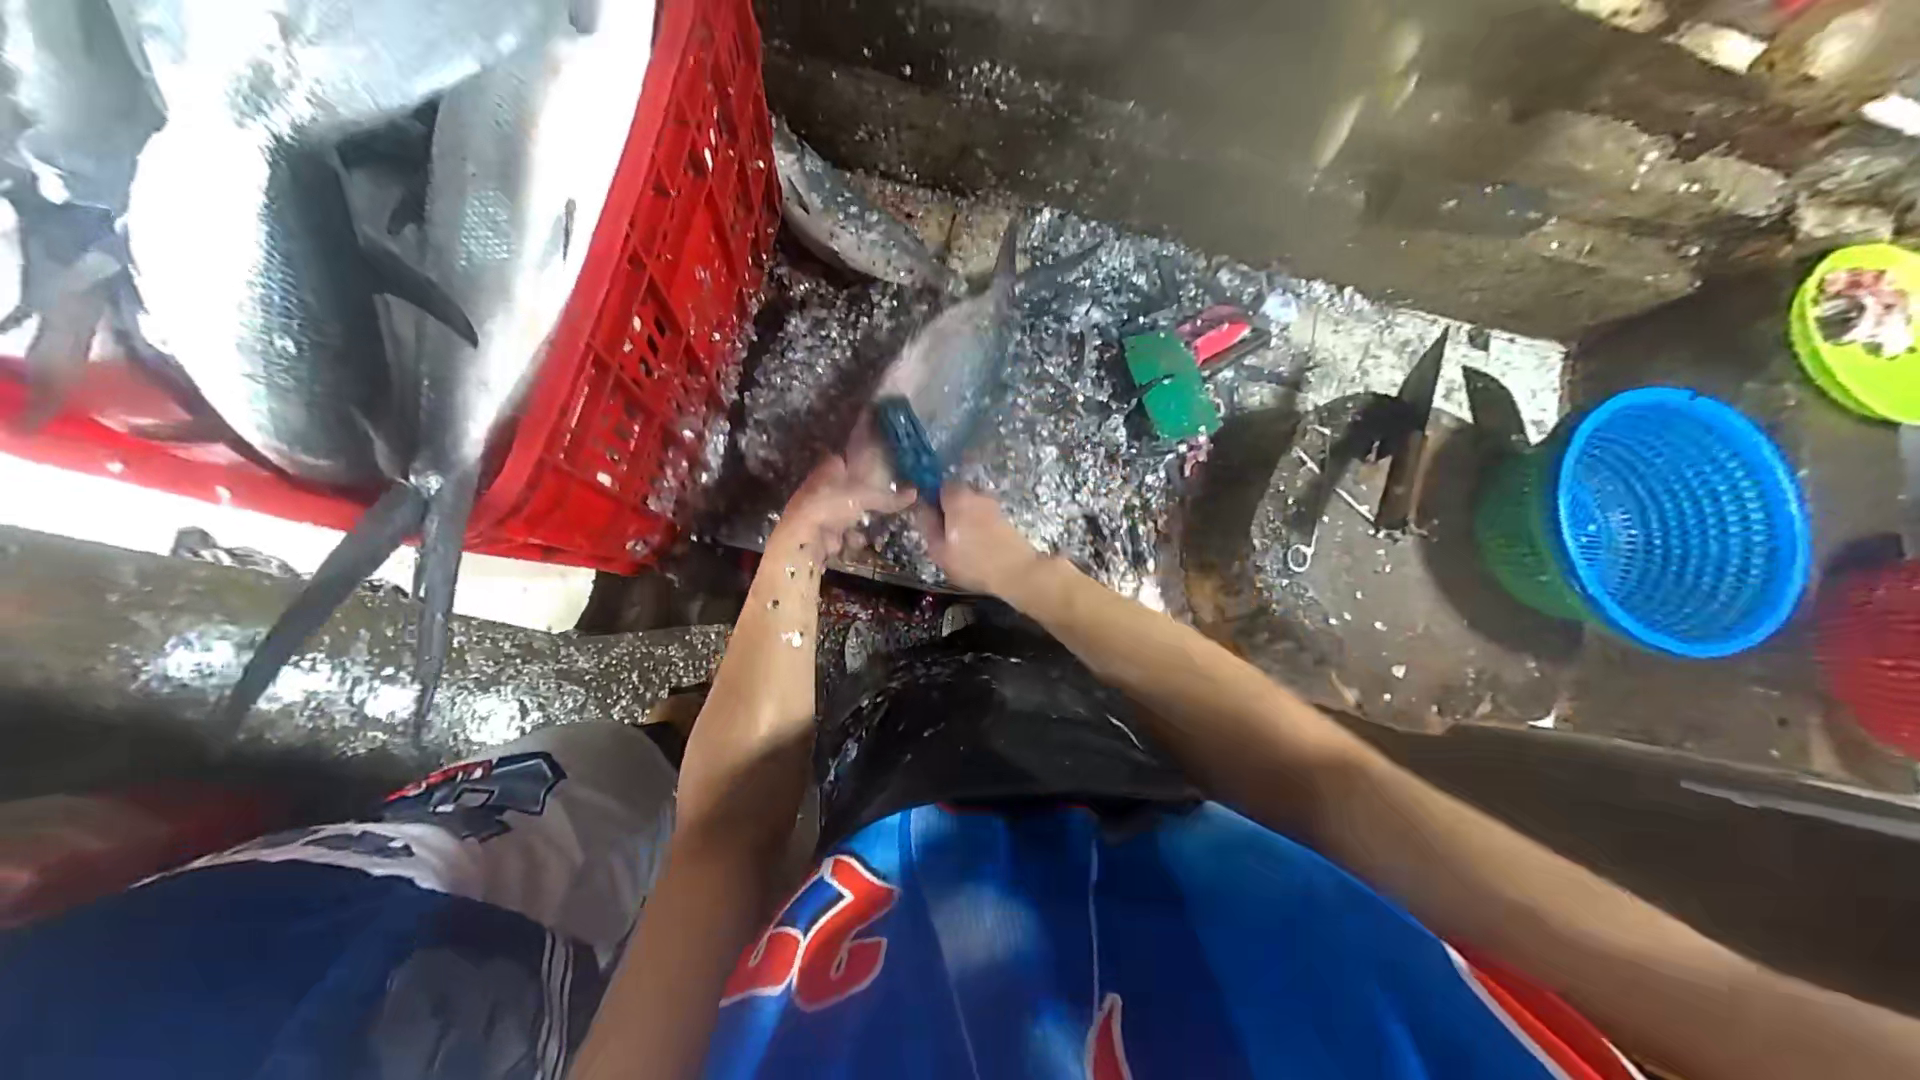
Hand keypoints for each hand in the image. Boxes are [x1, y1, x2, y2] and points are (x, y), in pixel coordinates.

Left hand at [776, 454, 915, 559]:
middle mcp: (824, 484)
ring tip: (874, 523)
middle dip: (867, 495)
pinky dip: (852, 536)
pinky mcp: (823, 529)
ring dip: (861, 519)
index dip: (866, 462)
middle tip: (889, 499)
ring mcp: (822, 507)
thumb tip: (915, 493)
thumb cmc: (831, 504)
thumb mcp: (865, 496)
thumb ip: (890, 497)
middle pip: (851, 486)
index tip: (887, 469)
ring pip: (849, 509)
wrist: (804, 537)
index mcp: (830, 467)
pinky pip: (844, 530)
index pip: (850, 457)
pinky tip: (857, 540)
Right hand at [916, 486, 1046, 596]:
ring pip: (972, 507)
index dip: (932, 498)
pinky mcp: (1005, 519)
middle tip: (944, 533)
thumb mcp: (940, 550)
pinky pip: (984, 517)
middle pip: (958, 495)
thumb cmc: (973, 563)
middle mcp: (978, 496)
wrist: (1017, 572)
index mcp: (959, 499)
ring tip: (962, 543)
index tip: (929, 516)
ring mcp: (994, 506)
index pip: (940, 485)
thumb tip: (922, 509)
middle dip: (949, 509)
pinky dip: (979, 526)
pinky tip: (978, 546)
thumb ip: (928, 526)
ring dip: (965, 519)